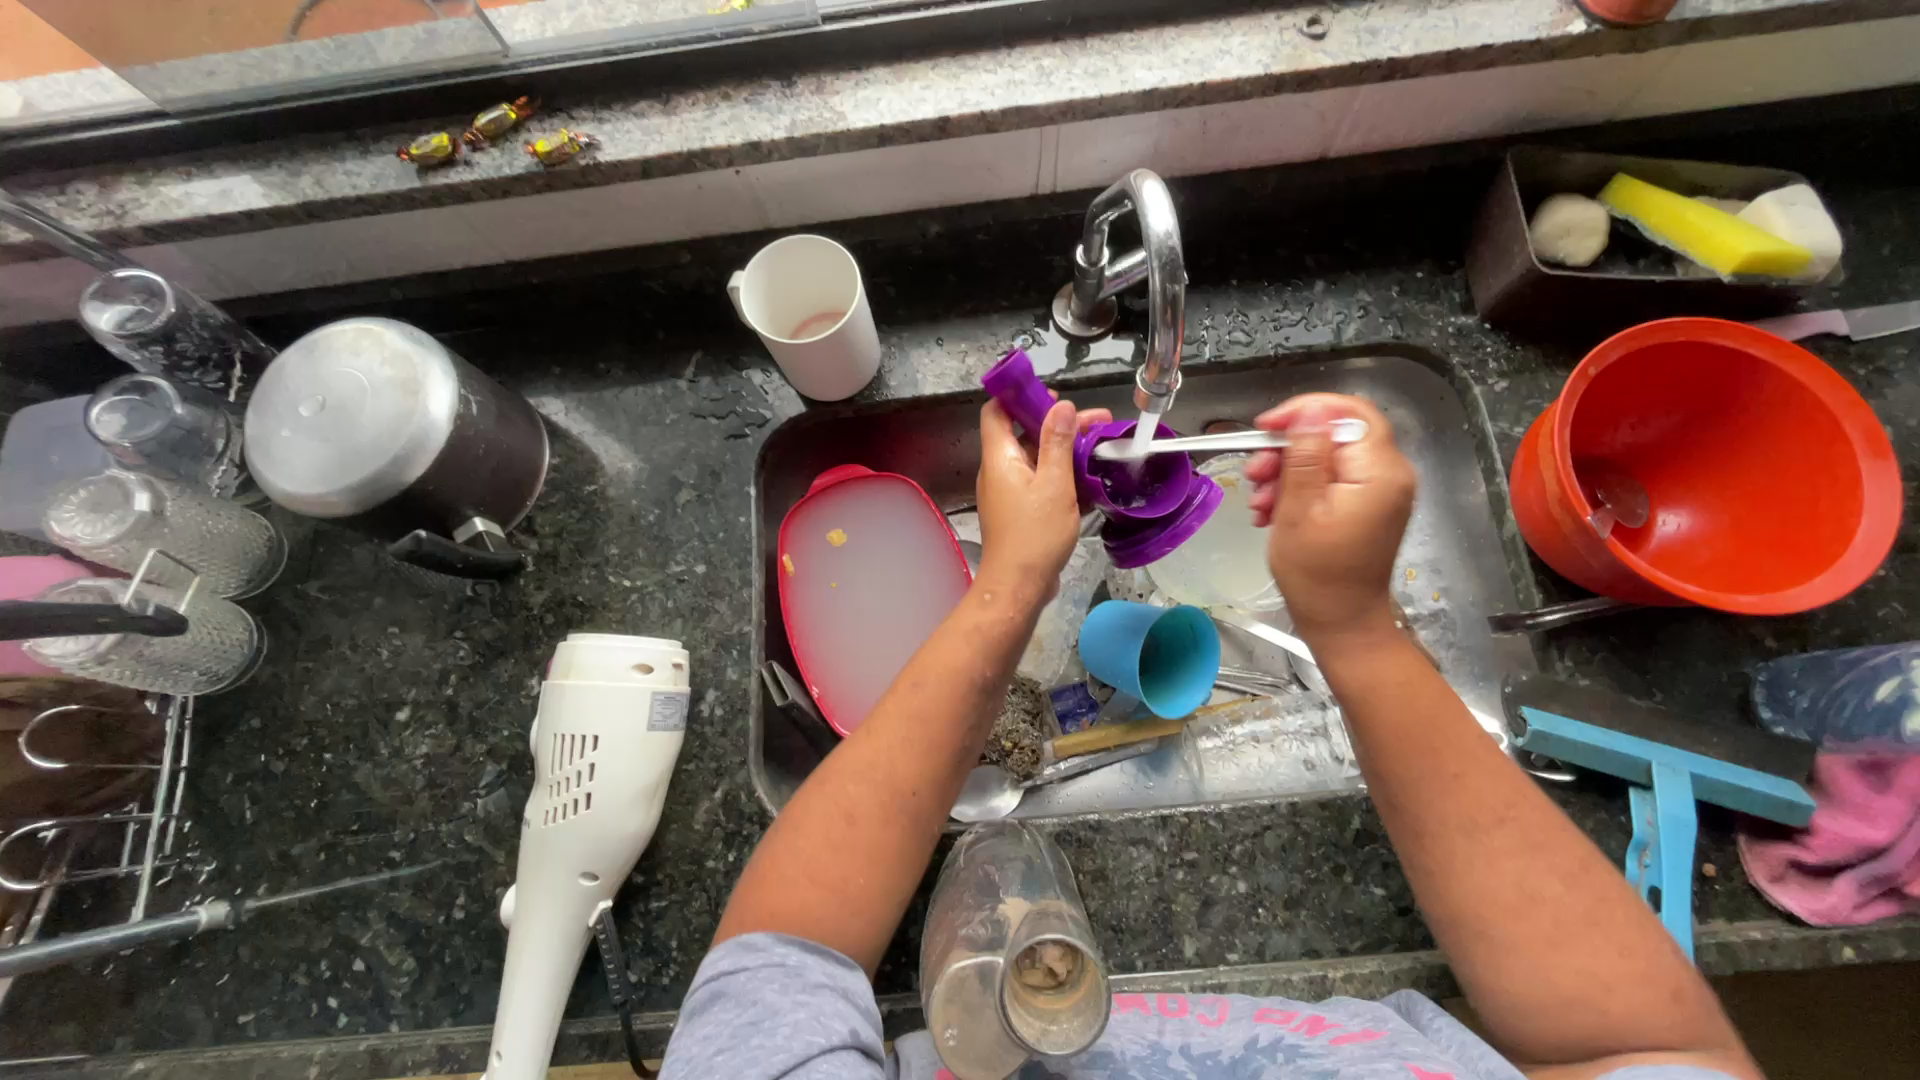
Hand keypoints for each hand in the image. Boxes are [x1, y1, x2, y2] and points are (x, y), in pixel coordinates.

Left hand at [975, 398, 1110, 602]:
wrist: (1019, 586)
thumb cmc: (1034, 534)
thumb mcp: (1054, 484)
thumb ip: (1058, 442)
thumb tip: (1060, 406)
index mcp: (1000, 457)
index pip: (996, 411)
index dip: (1019, 396)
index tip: (1051, 394)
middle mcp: (999, 471)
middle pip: (1024, 434)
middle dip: (1059, 423)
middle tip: (1097, 421)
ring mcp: (1010, 492)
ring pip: (1037, 459)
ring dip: (1066, 450)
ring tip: (1102, 445)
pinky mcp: (1021, 511)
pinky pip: (1040, 483)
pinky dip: (1062, 476)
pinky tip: (1091, 478)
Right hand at [1245, 393, 1415, 643]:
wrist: (1340, 620)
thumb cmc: (1316, 572)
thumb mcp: (1299, 509)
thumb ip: (1306, 455)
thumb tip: (1309, 411)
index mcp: (1379, 472)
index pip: (1347, 413)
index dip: (1304, 412)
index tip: (1265, 428)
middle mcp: (1389, 474)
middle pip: (1335, 434)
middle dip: (1289, 448)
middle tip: (1255, 473)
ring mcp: (1379, 490)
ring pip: (1328, 456)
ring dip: (1287, 471)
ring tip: (1259, 502)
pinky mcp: (1367, 504)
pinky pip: (1332, 479)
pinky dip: (1300, 488)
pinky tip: (1272, 510)